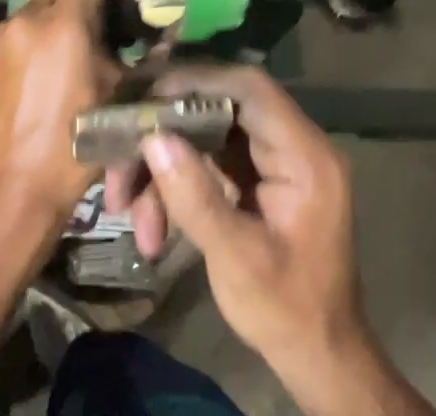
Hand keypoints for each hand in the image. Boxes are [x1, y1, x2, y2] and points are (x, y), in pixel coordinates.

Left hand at [0, 0, 122, 218]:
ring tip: (96, 38)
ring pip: (46, 0)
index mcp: (63, 22)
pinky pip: (31, 23)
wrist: (16, 184)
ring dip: (70, 9)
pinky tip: (68, 57)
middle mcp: (30, 16)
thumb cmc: (76, 143)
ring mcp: (8, 32)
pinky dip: (51, 28)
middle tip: (119, 11)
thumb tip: (160, 32)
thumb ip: (141, 56)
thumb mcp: (122, 97)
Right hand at [106, 66, 364, 361]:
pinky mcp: (253, 180)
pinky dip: (173, 187)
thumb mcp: (237, 257)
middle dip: (163, 134)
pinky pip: (204, 163)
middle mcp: (291, 147)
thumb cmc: (286, 308)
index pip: (250, 89)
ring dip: (161, 169)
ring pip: (202, 138)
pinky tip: (149, 226)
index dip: (196, 81)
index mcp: (305, 156)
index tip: (146, 97)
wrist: (316, 355)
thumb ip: (195, 196)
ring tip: (126, 210)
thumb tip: (153, 138)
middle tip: (119, 153)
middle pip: (216, 109)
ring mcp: (270, 163)